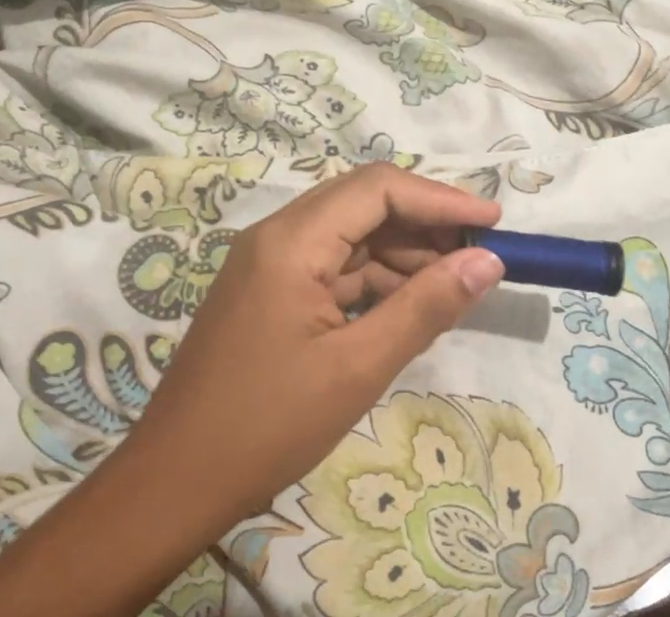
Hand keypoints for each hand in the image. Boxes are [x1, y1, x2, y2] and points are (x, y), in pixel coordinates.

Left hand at [130, 161, 505, 519]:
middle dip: (425, 224)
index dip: (440, 199)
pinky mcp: (267, 293)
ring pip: (349, 236)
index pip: (378, 188)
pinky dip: (374, 280)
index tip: (494, 224)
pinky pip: (331, 268)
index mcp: (292, 241)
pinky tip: (408, 307)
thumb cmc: (267, 425)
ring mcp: (268, 264)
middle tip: (480, 257)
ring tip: (454, 287)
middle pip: (363, 203)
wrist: (175, 482)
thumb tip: (488, 262)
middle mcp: (277, 236)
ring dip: (402, 254)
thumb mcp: (358, 367)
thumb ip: (426, 307)